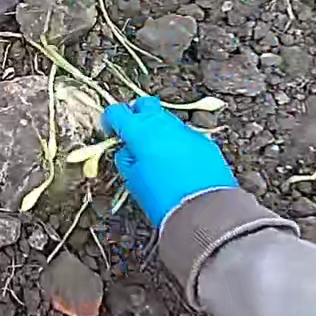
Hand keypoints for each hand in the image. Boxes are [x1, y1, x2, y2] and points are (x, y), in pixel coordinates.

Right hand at [102, 96, 236, 228]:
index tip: (111, 132)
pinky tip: (178, 164)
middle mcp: (164, 123)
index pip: (118, 112)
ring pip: (167, 120)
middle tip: (133, 135)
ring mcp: (186, 130)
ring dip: (158, 131)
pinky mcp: (204, 142)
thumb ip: (126, 158)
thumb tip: (128, 150)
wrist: (204, 210)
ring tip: (156, 155)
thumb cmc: (162, 197)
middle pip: (145, 104)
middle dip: (136, 114)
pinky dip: (177, 144)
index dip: (111, 120)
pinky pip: (184, 136)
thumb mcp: (132, 180)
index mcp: (140, 130)